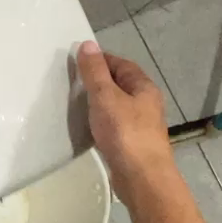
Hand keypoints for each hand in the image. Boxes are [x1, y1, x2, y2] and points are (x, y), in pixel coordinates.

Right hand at [75, 40, 174, 200]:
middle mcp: (147, 104)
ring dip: (100, 103)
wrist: (142, 178)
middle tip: (74, 82)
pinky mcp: (133, 144)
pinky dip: (102, 121)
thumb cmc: (125, 133)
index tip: (79, 62)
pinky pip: (116, 125)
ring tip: (78, 103)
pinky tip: (90, 127)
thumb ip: (94, 72)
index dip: (101, 60)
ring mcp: (142, 125)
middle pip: (121, 84)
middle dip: (100, 81)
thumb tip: (87, 44)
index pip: (122, 64)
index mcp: (144, 88)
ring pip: (118, 106)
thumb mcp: (105, 97)